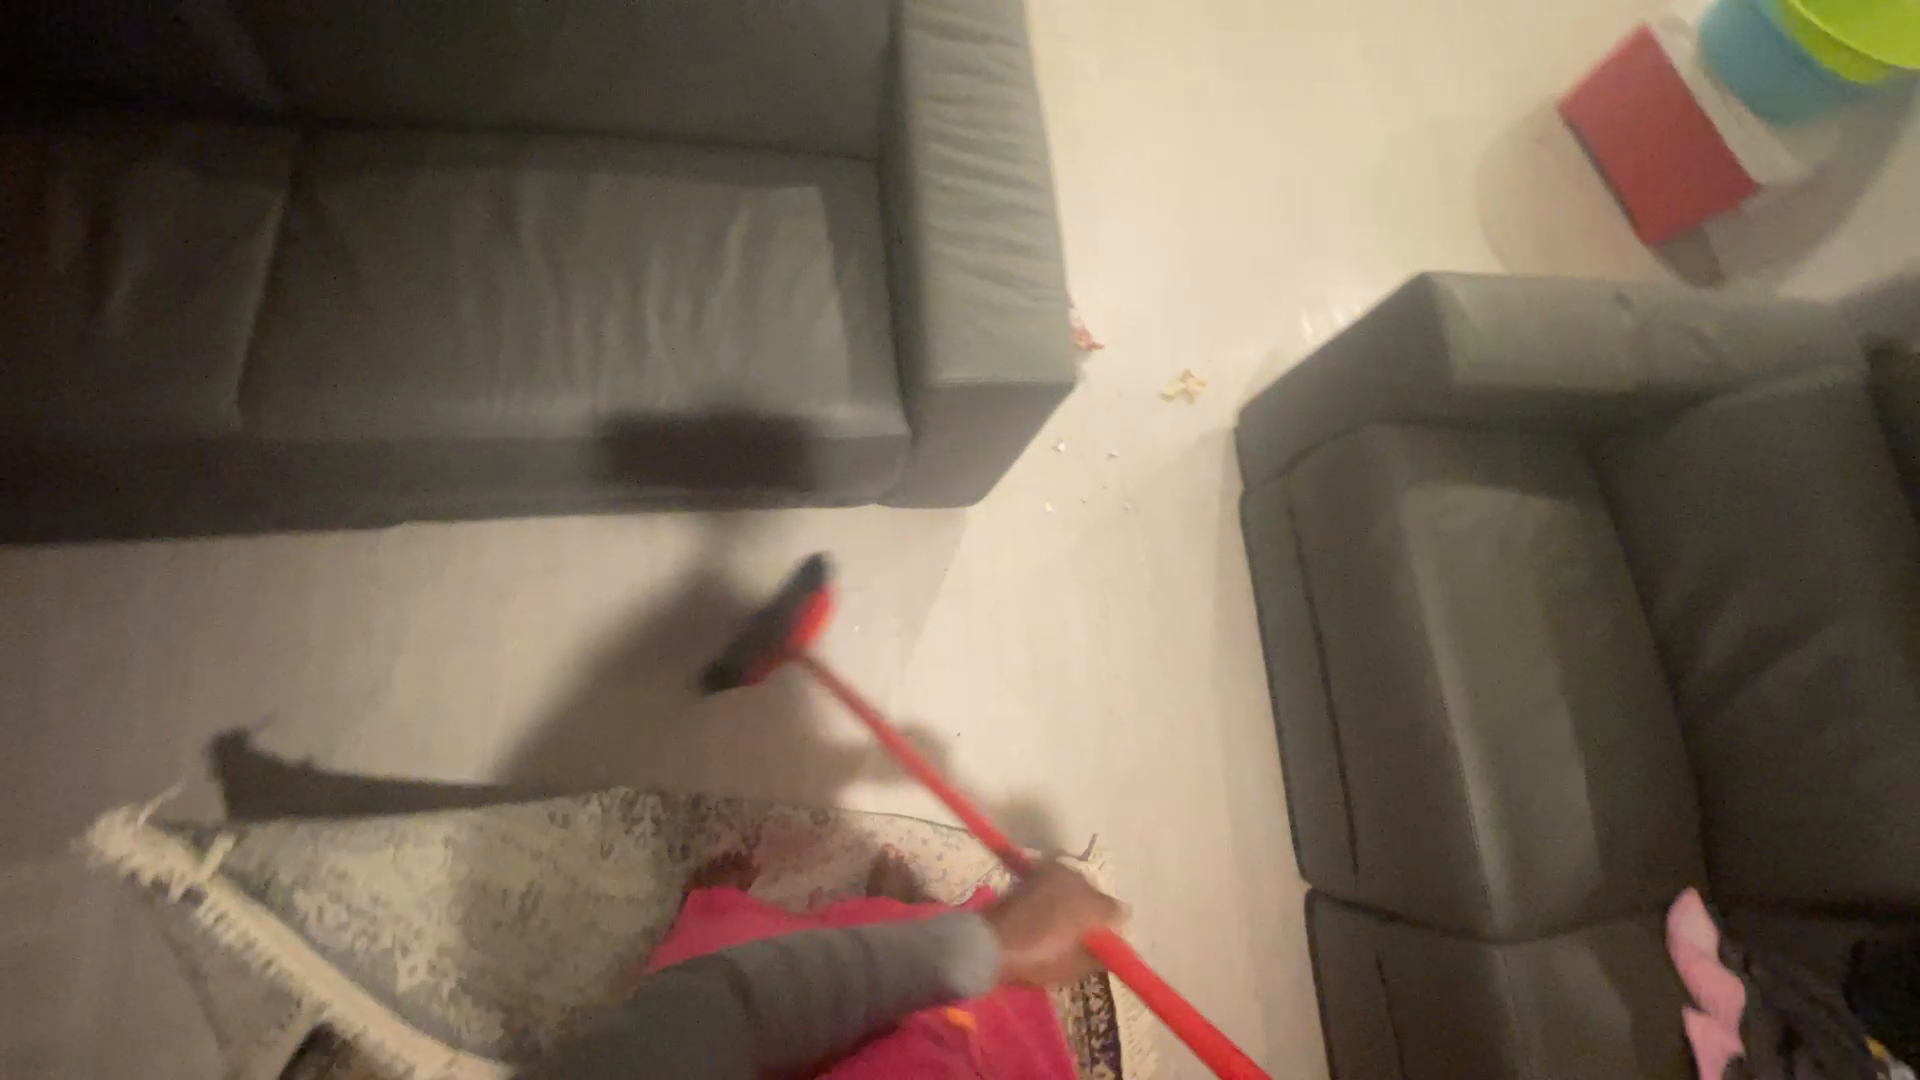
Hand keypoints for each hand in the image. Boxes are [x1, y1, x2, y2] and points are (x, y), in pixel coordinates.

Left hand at [983, 861, 1123, 985]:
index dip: (1111, 928)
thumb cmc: (1037, 958)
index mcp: (1093, 902)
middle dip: (1092, 910)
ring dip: (1072, 899)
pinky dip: (1054, 894)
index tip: (1102, 943)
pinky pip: (1054, 882)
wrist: (993, 941)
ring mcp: (1053, 871)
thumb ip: (1098, 956)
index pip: (1117, 911)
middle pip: (1094, 893)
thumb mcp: (1075, 969)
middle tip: (1081, 934)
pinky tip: (1044, 913)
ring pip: (1074, 885)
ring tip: (1060, 923)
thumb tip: (1106, 950)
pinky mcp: (1033, 871)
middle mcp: (1077, 879)